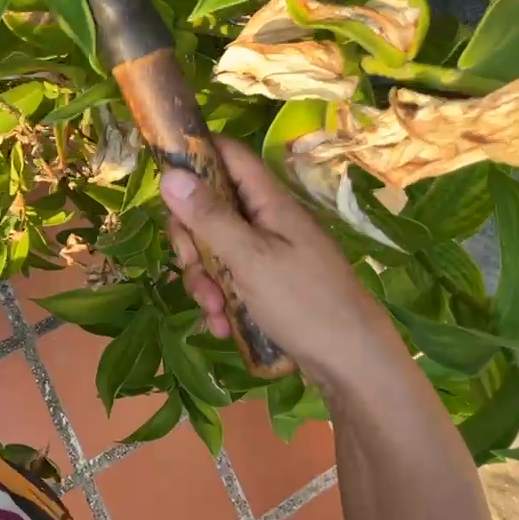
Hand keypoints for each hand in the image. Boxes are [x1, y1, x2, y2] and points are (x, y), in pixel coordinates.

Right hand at [160, 137, 405, 387]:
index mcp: (269, 202)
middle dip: (190, 237)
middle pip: (210, 205)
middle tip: (191, 264)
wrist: (355, 366)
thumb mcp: (249, 258)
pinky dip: (219, 298)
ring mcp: (267, 252)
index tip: (164, 177)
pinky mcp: (265, 282)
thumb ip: (209, 216)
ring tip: (212, 308)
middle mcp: (266, 220)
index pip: (228, 154)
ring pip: (214, 246)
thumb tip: (169, 174)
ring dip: (203, 276)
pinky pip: (227, 277)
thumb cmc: (306, 303)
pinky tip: (222, 324)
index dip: (195, 154)